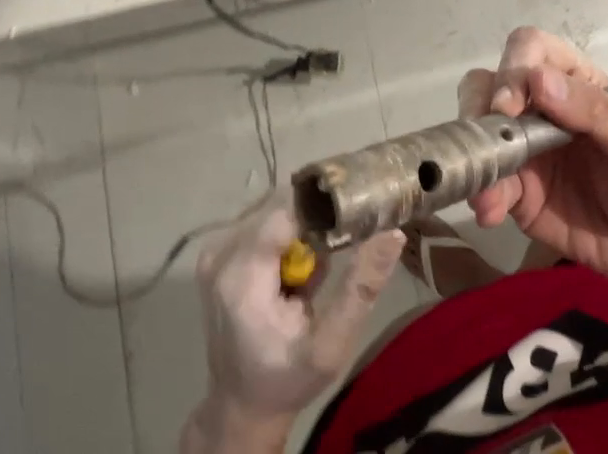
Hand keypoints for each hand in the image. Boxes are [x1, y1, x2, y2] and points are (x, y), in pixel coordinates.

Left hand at [185, 192, 403, 450]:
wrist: (241, 403)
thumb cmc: (288, 378)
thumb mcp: (331, 345)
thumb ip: (360, 289)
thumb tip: (392, 234)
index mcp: (241, 277)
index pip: (286, 211)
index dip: (323, 206)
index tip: (357, 213)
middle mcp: (219, 255)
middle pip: (279, 205)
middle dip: (316, 218)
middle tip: (343, 246)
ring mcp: (215, 252)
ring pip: (273, 208)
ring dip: (302, 228)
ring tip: (317, 268)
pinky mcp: (218, 253)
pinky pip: (262, 222)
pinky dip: (287, 236)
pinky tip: (297, 269)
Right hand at [465, 27, 607, 281]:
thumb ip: (595, 112)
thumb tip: (540, 80)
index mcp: (576, 83)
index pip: (532, 49)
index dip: (515, 68)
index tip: (512, 106)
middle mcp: (542, 108)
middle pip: (490, 82)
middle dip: (480, 106)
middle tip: (490, 141)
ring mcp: (524, 148)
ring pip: (477, 128)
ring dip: (474, 151)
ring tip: (486, 185)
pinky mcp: (515, 189)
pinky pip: (485, 181)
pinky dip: (481, 193)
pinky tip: (490, 211)